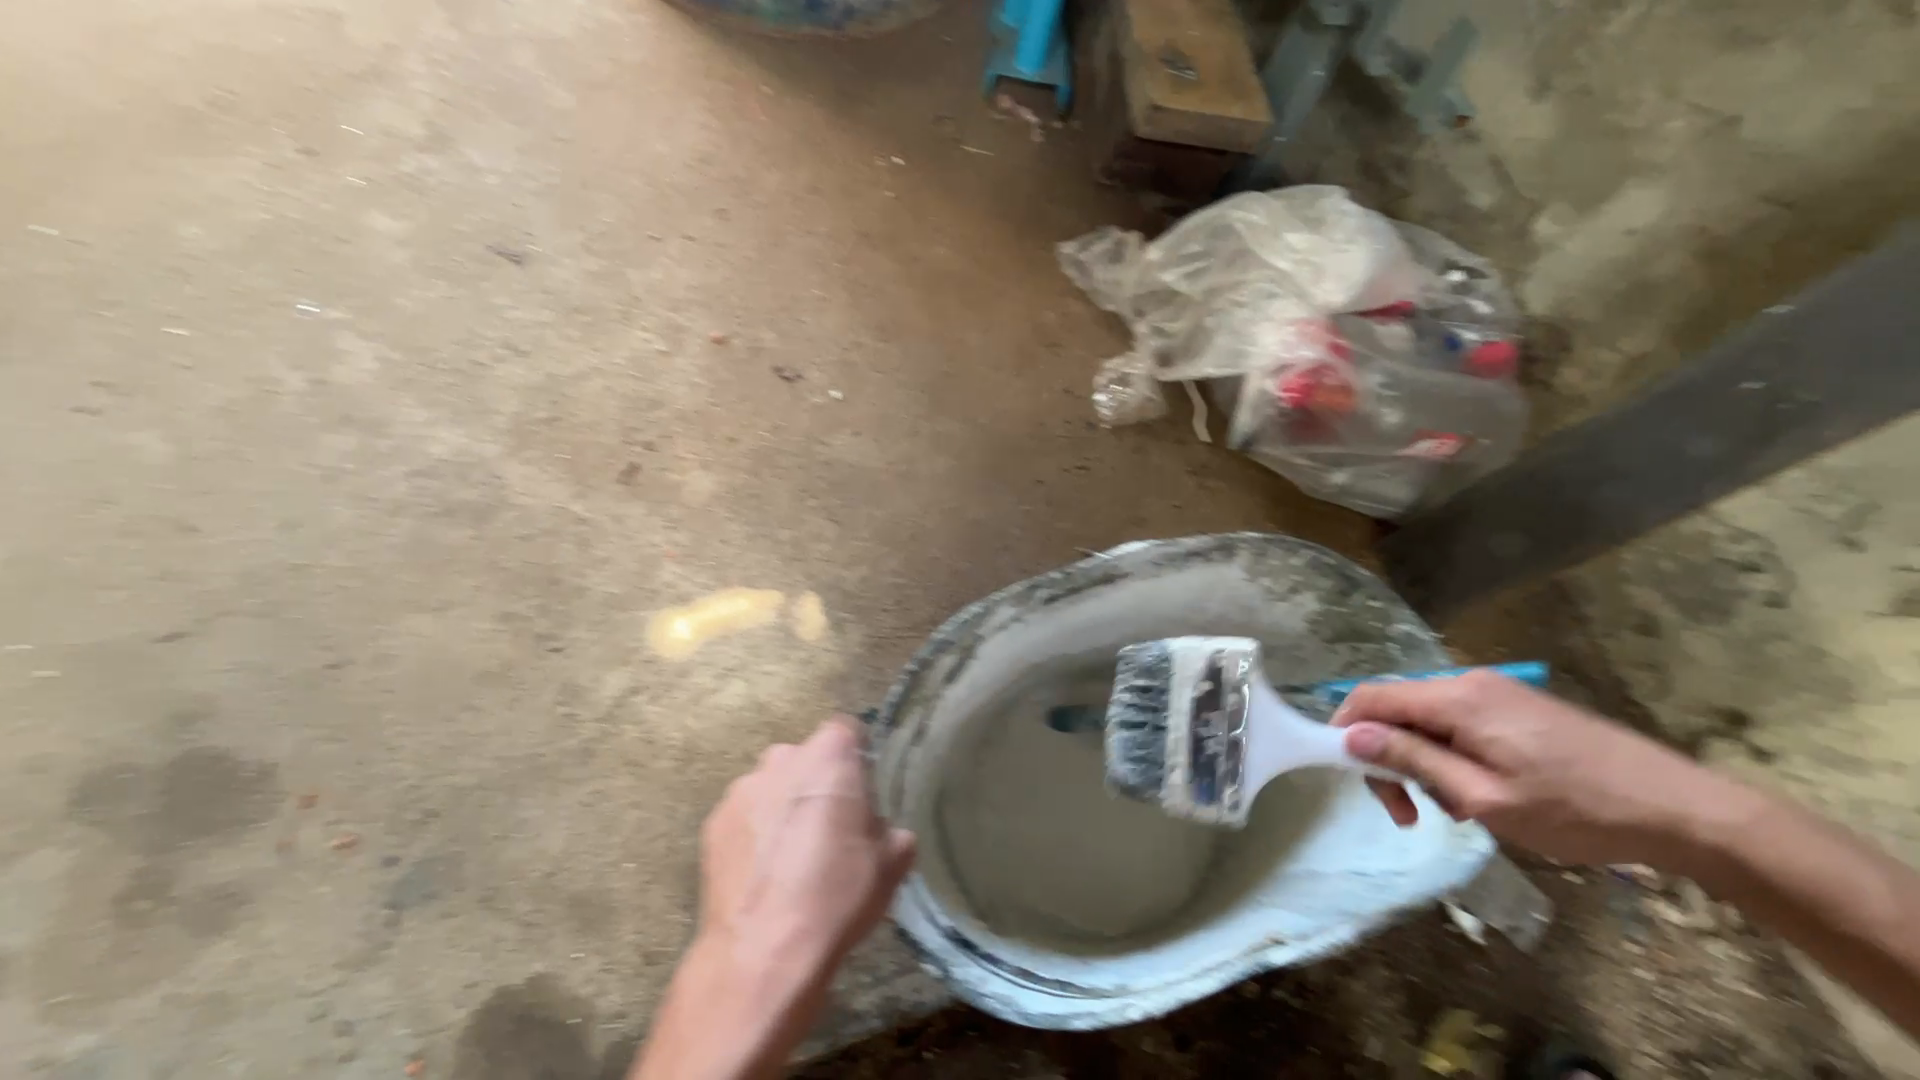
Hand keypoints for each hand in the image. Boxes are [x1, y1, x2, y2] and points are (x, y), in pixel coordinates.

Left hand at [697, 716, 916, 972]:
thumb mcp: (891, 866)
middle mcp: (782, 759)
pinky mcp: (713, 823)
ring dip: (784, 807)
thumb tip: (885, 832)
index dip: (858, 759)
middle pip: (807, 758)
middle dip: (819, 783)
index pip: (848, 732)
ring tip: (793, 858)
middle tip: (832, 828)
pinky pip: (745, 816)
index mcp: (830, 757)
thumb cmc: (837, 896)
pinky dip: (755, 833)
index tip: (862, 793)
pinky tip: (764, 874)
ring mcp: (741, 789)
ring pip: (773, 787)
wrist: (763, 951)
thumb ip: (892, 833)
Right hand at [1333, 671, 1731, 865]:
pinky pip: (1458, 725)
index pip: (1371, 697)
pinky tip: (1478, 794)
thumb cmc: (1576, 811)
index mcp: (1458, 700)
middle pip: (1397, 710)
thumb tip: (1350, 737)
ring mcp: (1497, 693)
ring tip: (1453, 811)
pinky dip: (1450, 758)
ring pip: (1427, 721)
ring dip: (1422, 764)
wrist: (1680, 810)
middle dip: (1388, 759)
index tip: (1350, 780)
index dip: (1344, 731)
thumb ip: (1413, 762)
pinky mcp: (1517, 708)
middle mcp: (1471, 683)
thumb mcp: (1483, 797)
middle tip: (1409, 816)